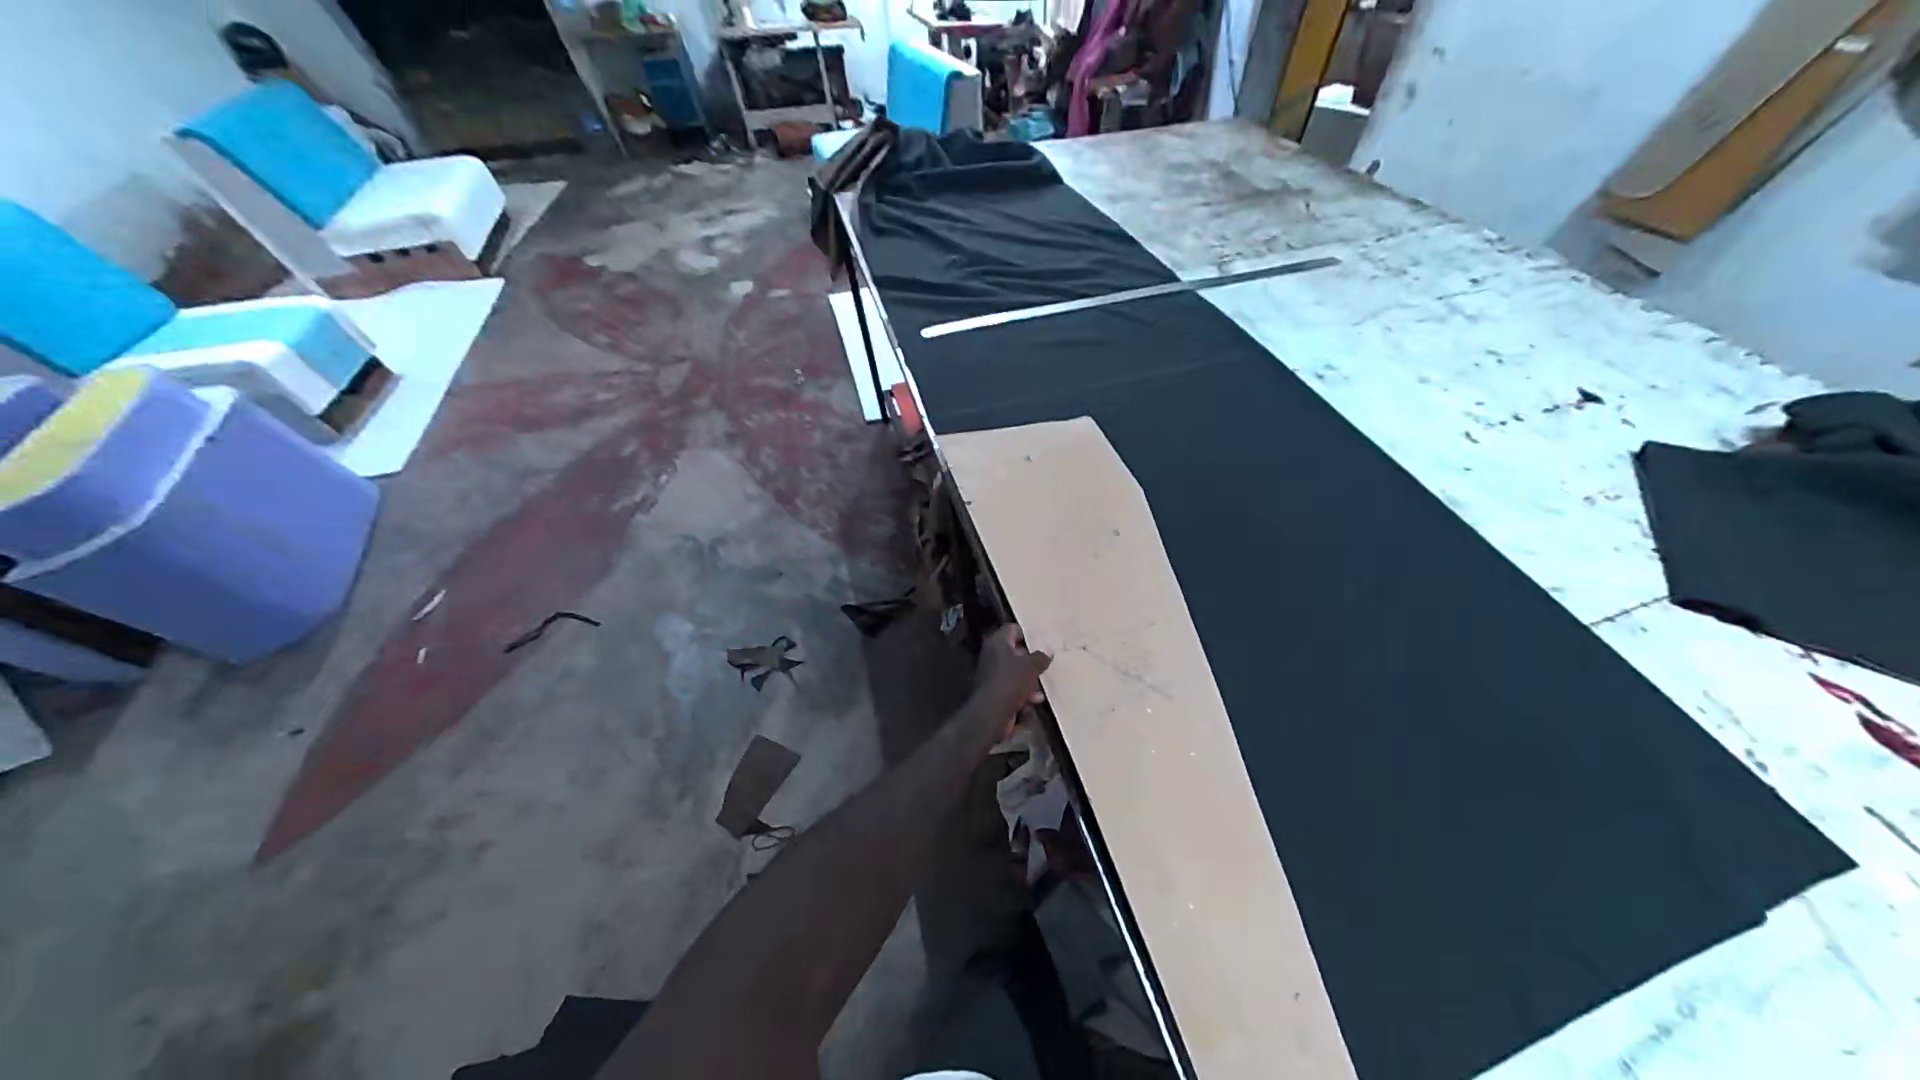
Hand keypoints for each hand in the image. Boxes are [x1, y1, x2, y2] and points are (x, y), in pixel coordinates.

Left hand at [971, 624, 1051, 739]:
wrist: (991, 713)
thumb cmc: (1010, 682)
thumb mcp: (1030, 667)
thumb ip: (1041, 657)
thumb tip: (1048, 650)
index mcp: (997, 643)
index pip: (1012, 629)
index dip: (1027, 633)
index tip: (1042, 640)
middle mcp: (992, 656)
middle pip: (1016, 653)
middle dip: (1032, 661)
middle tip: (1046, 664)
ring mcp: (993, 675)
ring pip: (1016, 673)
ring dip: (1030, 681)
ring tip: (1041, 688)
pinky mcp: (996, 693)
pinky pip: (1013, 689)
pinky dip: (1023, 695)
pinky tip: (1033, 702)